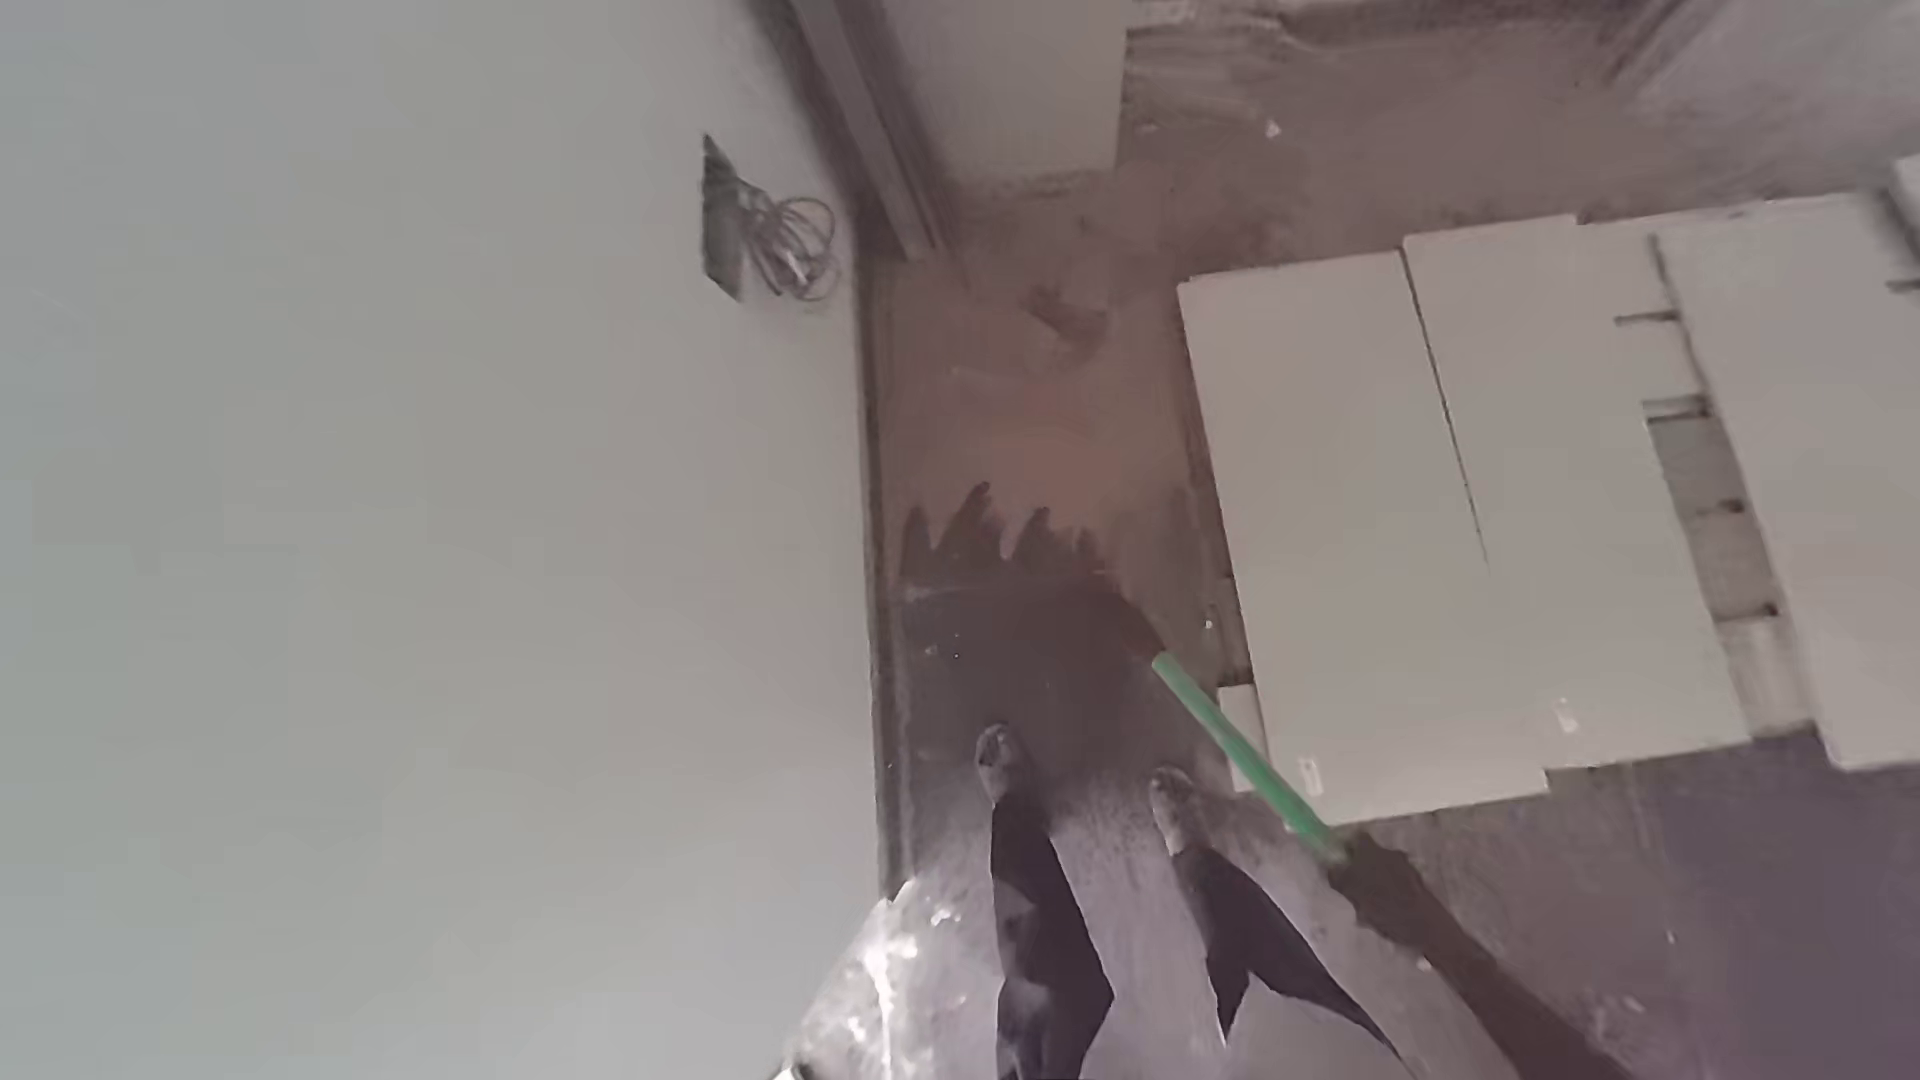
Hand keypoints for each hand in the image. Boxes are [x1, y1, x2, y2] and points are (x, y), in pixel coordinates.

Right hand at [1326, 832, 1458, 951]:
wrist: (1430, 931)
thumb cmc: (1385, 908)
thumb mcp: (1351, 893)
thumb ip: (1337, 877)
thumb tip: (1329, 867)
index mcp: (1370, 850)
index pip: (1353, 838)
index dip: (1345, 847)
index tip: (1339, 860)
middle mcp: (1389, 852)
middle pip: (1370, 853)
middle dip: (1361, 865)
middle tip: (1353, 883)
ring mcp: (1408, 868)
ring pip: (1385, 868)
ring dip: (1377, 880)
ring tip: (1370, 902)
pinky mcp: (1420, 885)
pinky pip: (1398, 882)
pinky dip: (1391, 891)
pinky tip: (1387, 912)